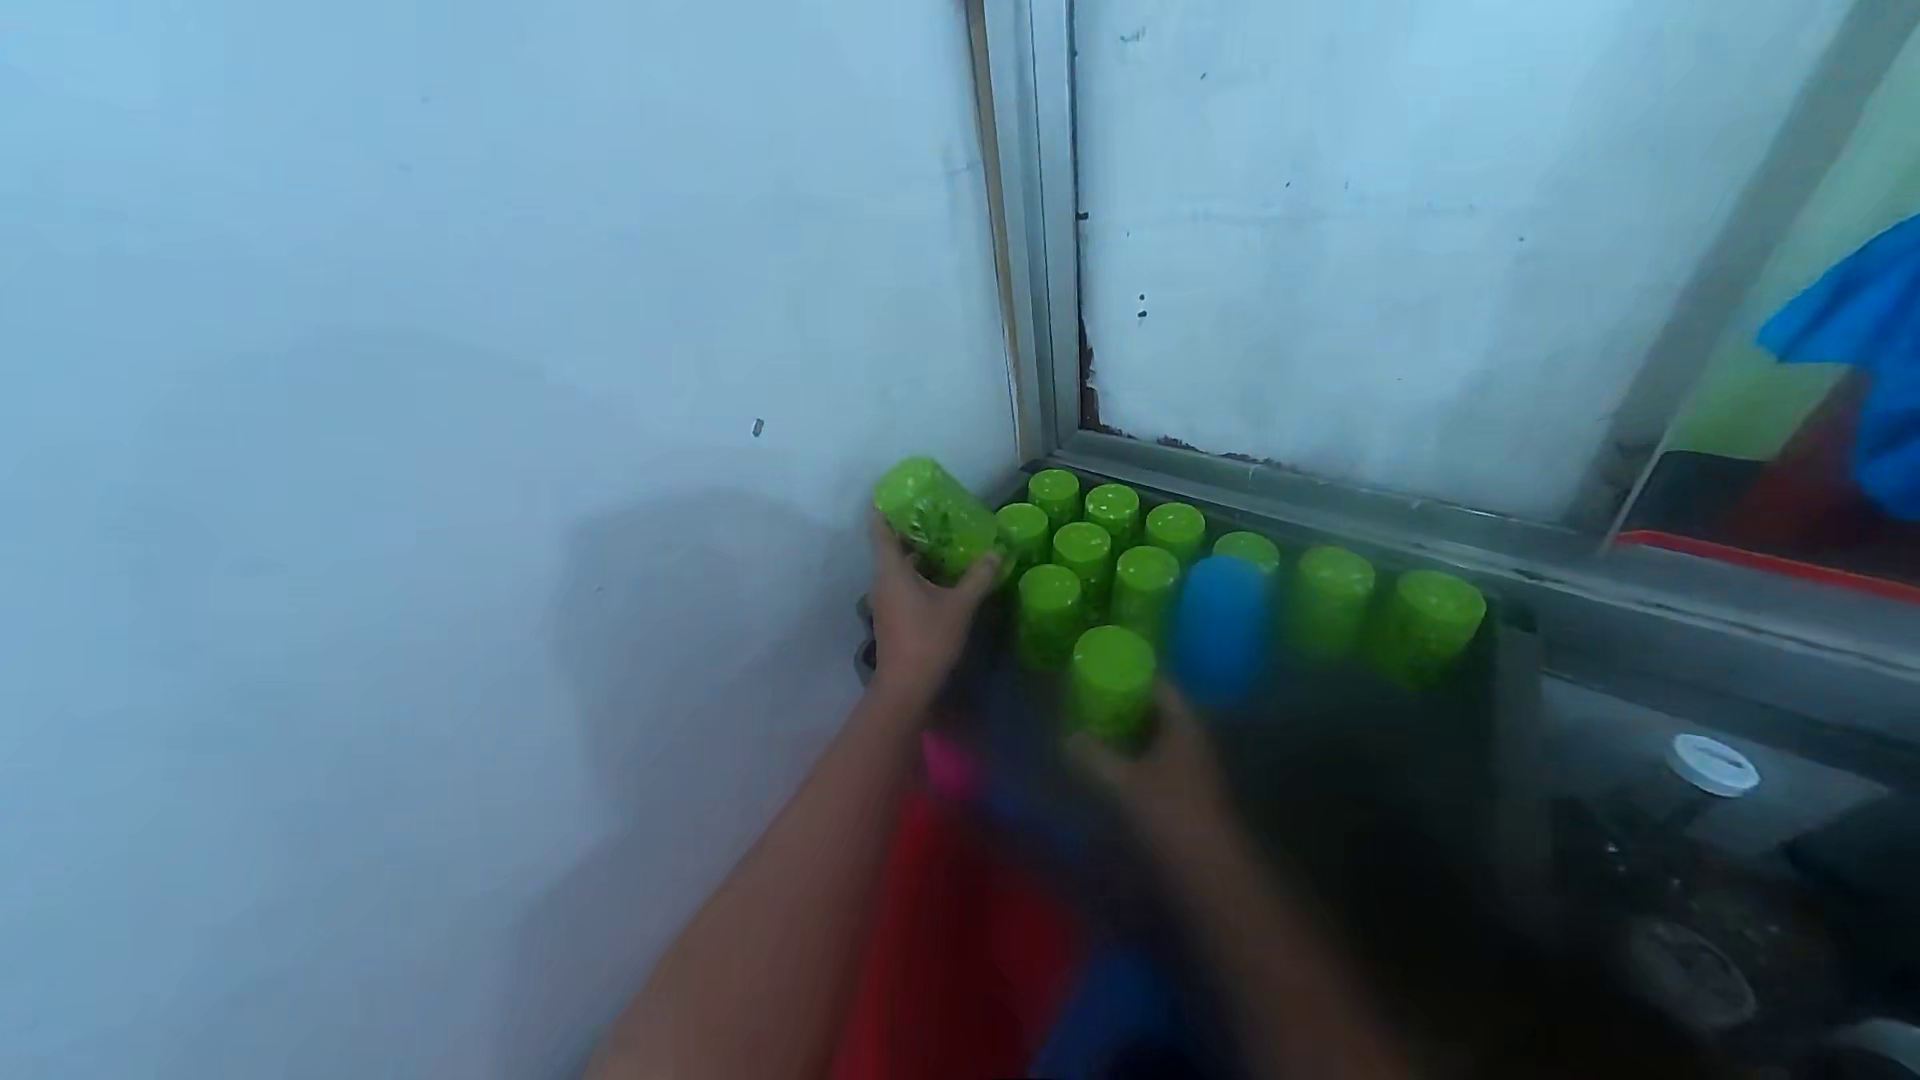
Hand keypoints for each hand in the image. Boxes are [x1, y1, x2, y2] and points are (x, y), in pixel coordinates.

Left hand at [867, 513, 999, 708]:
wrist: (906, 686)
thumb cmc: (928, 639)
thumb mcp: (960, 606)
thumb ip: (978, 577)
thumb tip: (997, 552)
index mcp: (891, 570)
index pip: (880, 528)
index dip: (885, 507)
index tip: (897, 490)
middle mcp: (882, 581)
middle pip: (891, 546)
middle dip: (911, 528)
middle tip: (937, 513)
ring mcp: (885, 600)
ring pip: (898, 567)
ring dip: (918, 553)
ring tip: (946, 539)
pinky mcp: (892, 616)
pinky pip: (903, 583)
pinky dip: (919, 573)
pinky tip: (943, 575)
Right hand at [1068, 682, 1233, 848]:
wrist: (1210, 871)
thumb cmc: (1169, 814)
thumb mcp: (1123, 783)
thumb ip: (1093, 757)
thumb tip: (1067, 739)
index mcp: (1184, 725)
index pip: (1161, 685)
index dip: (1133, 675)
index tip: (1102, 670)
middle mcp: (1193, 739)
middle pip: (1158, 710)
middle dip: (1126, 703)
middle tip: (1091, 698)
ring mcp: (1193, 766)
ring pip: (1158, 736)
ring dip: (1130, 731)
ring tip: (1095, 726)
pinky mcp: (1188, 791)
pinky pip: (1158, 759)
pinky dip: (1136, 755)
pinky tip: (1112, 762)